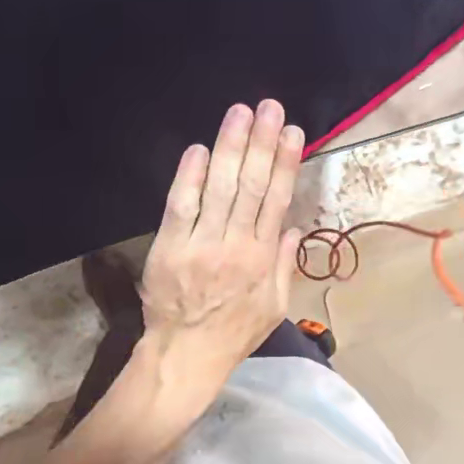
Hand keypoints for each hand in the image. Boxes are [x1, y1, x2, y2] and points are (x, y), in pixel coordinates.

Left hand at [140, 100, 304, 379]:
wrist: (185, 356)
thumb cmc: (232, 333)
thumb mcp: (274, 307)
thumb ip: (285, 265)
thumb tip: (293, 227)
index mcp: (263, 258)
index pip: (277, 200)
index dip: (284, 163)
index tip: (291, 132)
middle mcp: (236, 245)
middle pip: (251, 186)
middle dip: (261, 143)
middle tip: (269, 107)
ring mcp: (202, 245)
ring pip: (220, 189)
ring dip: (231, 148)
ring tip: (240, 114)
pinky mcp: (170, 247)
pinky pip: (180, 206)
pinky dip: (190, 177)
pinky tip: (200, 149)